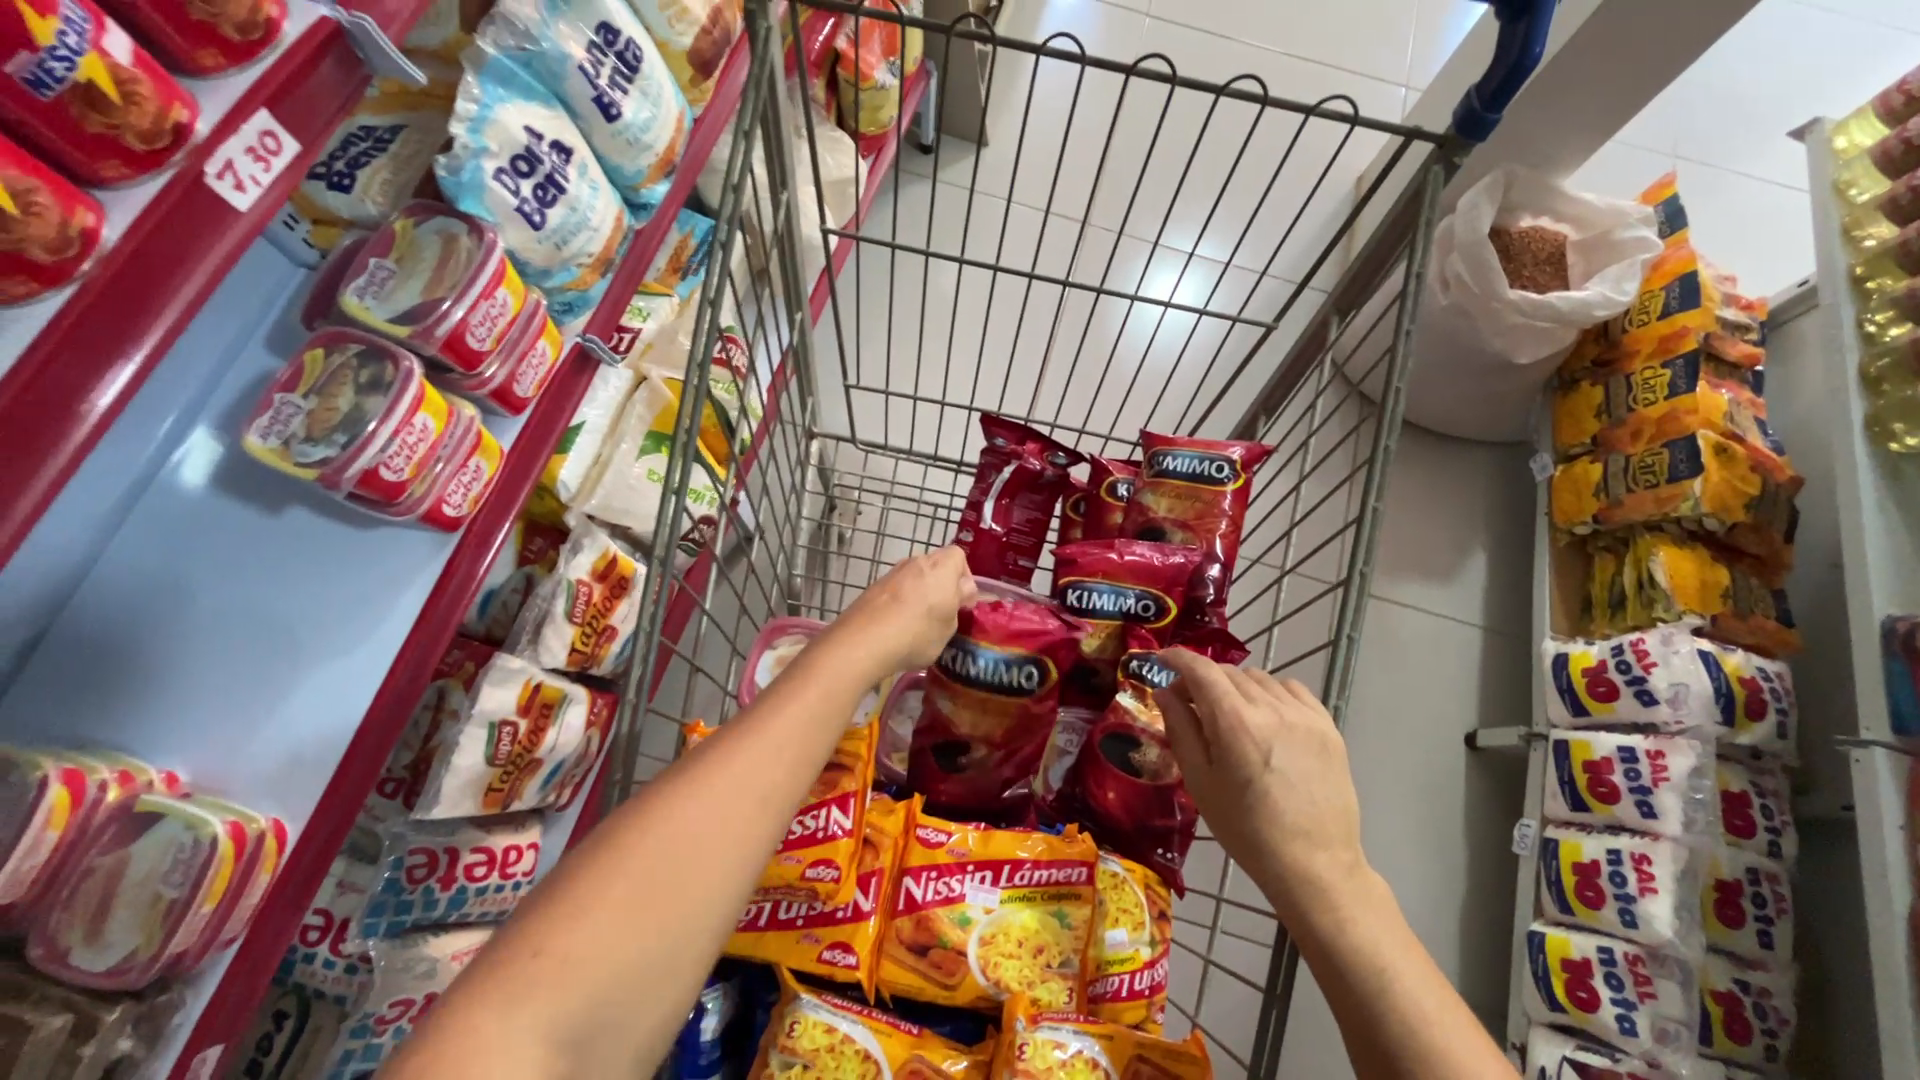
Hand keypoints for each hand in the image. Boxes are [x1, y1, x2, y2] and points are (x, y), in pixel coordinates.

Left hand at [825, 547, 977, 679]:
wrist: (863, 642)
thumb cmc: (917, 634)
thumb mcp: (949, 627)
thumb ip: (958, 604)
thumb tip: (962, 589)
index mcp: (940, 567)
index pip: (958, 556)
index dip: (964, 576)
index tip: (962, 601)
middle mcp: (915, 563)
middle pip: (934, 566)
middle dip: (940, 586)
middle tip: (942, 613)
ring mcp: (891, 573)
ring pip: (913, 578)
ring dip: (919, 594)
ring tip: (918, 624)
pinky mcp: (872, 588)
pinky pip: (895, 591)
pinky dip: (899, 603)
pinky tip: (896, 627)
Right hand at [1154, 649, 1369, 920]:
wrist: (1313, 865)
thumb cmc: (1246, 830)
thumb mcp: (1200, 782)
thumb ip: (1180, 729)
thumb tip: (1164, 692)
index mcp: (1234, 722)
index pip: (1200, 669)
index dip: (1176, 658)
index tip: (1160, 660)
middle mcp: (1271, 708)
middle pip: (1228, 672)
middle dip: (1203, 680)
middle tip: (1188, 704)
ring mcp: (1304, 715)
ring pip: (1260, 678)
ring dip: (1236, 686)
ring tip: (1229, 714)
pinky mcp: (1327, 726)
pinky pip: (1292, 690)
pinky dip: (1271, 693)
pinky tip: (1265, 717)